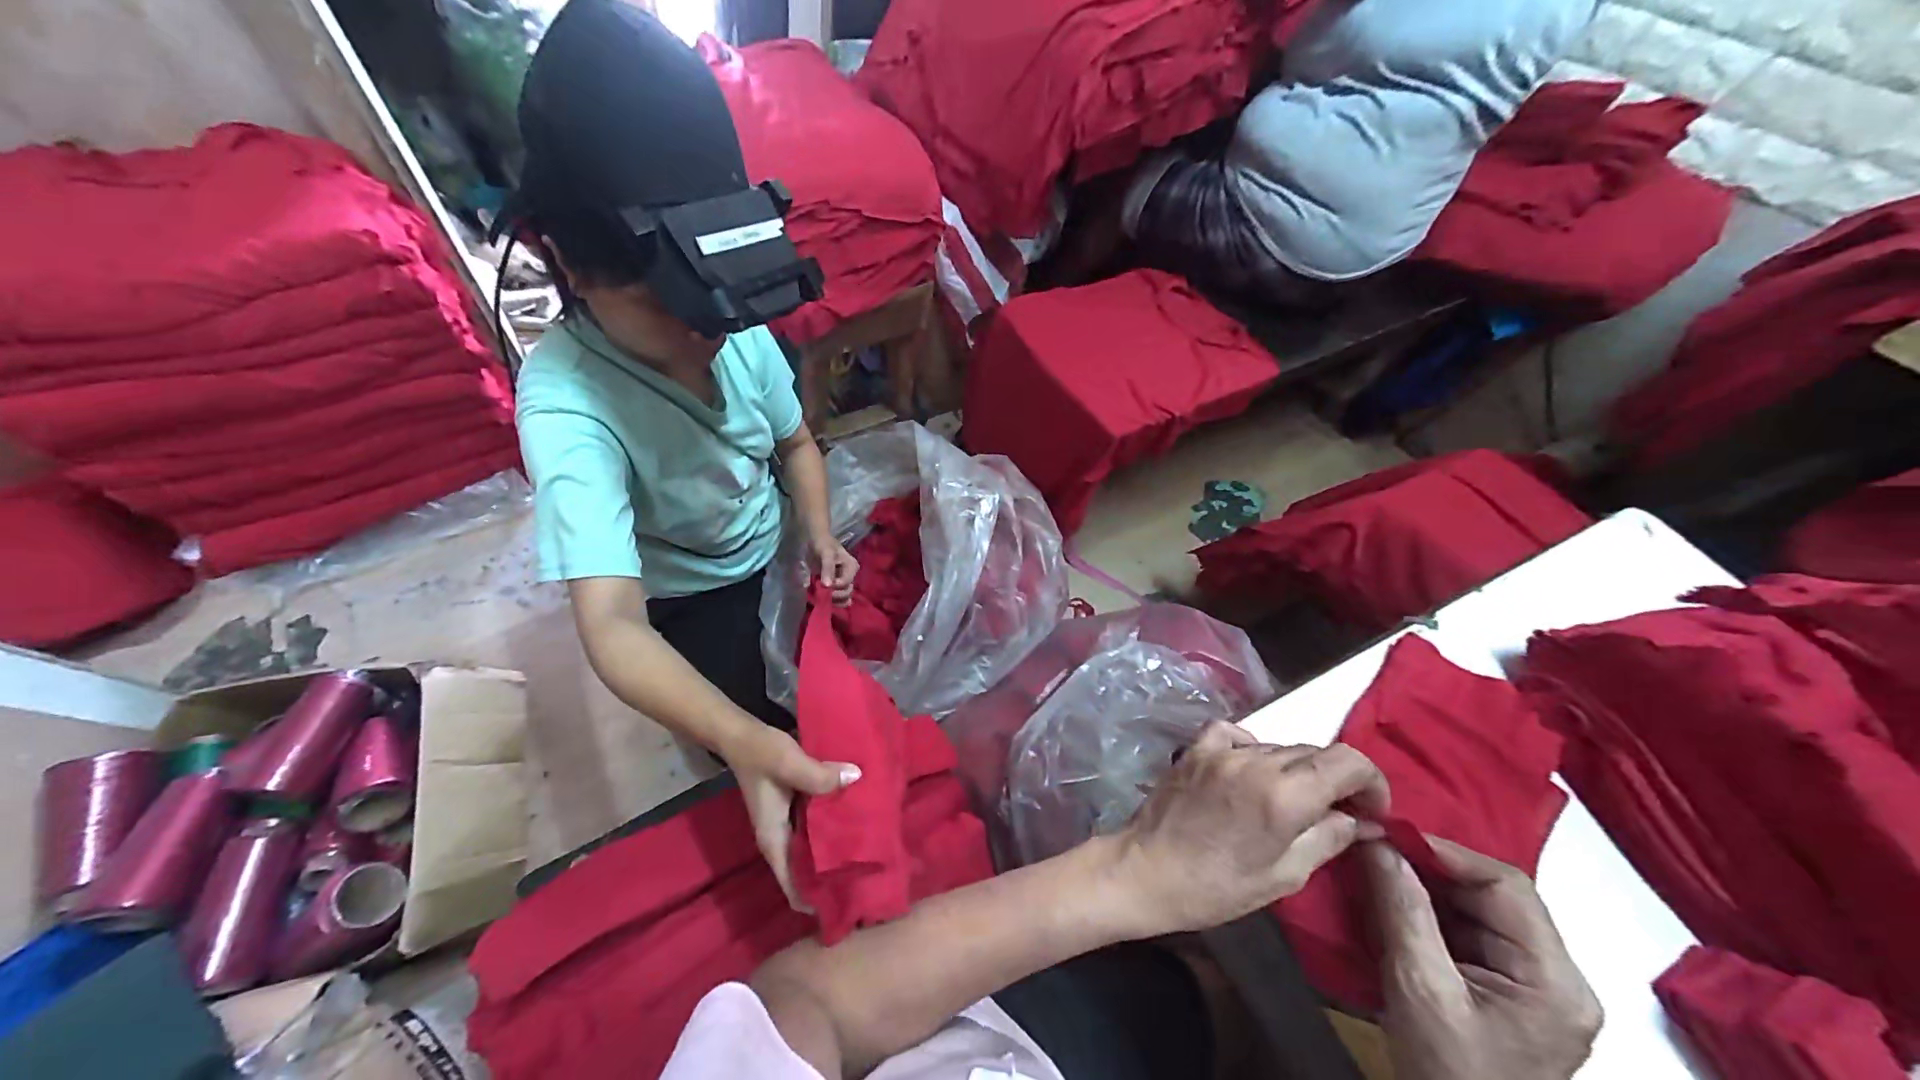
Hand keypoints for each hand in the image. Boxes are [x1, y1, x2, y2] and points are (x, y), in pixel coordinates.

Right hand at [722, 724, 860, 910]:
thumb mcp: (789, 763)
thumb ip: (819, 775)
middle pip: (807, 872)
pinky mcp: (796, 806)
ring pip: (814, 849)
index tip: (845, 906)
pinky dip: (834, 828)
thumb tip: (855, 778)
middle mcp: (780, 838)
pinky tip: (859, 819)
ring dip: (836, 852)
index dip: (814, 902)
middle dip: (833, 879)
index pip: (792, 887)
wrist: (742, 733)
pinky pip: (818, 826)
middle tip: (871, 878)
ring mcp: (788, 823)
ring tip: (873, 852)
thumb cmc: (760, 753)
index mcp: (773, 839)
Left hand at [809, 534, 858, 606]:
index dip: (836, 587)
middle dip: (836, 596)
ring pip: (844, 597)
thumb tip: (827, 586)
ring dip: (834, 601)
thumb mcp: (826, 554)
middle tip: (823, 594)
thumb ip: (828, 569)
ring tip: (823, 598)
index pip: (847, 583)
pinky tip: (825, 601)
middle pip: (847, 592)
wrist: (817, 542)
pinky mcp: (836, 587)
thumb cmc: (823, 545)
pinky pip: (838, 599)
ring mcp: (844, 582)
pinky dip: (833, 602)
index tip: (824, 585)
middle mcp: (851, 576)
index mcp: (852, 567)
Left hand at [1103, 721, 1389, 937]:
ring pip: (1279, 745)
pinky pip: (1236, 733)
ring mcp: (1221, 750)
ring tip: (1290, 801)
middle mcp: (1256, 761)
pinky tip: (1251, 770)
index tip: (1371, 811)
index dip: (1371, 782)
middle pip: (1315, 752)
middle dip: (1336, 780)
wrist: (1145, 871)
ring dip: (1296, 769)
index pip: (1348, 761)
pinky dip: (1253, 747)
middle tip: (1337, 812)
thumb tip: (1363, 821)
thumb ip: (1329, 838)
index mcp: (1284, 794)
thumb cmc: (1217, 887)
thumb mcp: (1285, 875)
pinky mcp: (1195, 748)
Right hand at [1361, 837, 1601, 1079]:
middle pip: (1493, 895)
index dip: (1446, 852)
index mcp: (1555, 980)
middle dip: (1430, 868)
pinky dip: (1427, 911)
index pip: (1506, 887)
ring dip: (1424, 887)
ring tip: (1375, 870)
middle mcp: (1556, 976)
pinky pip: (1466, 931)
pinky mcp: (1505, 991)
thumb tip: (1377, 843)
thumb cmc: (1447, 1073)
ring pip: (1476, 909)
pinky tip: (1391, 902)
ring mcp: (1533, 985)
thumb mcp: (1420, 988)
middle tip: (1373, 849)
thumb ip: (1403, 911)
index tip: (1388, 834)